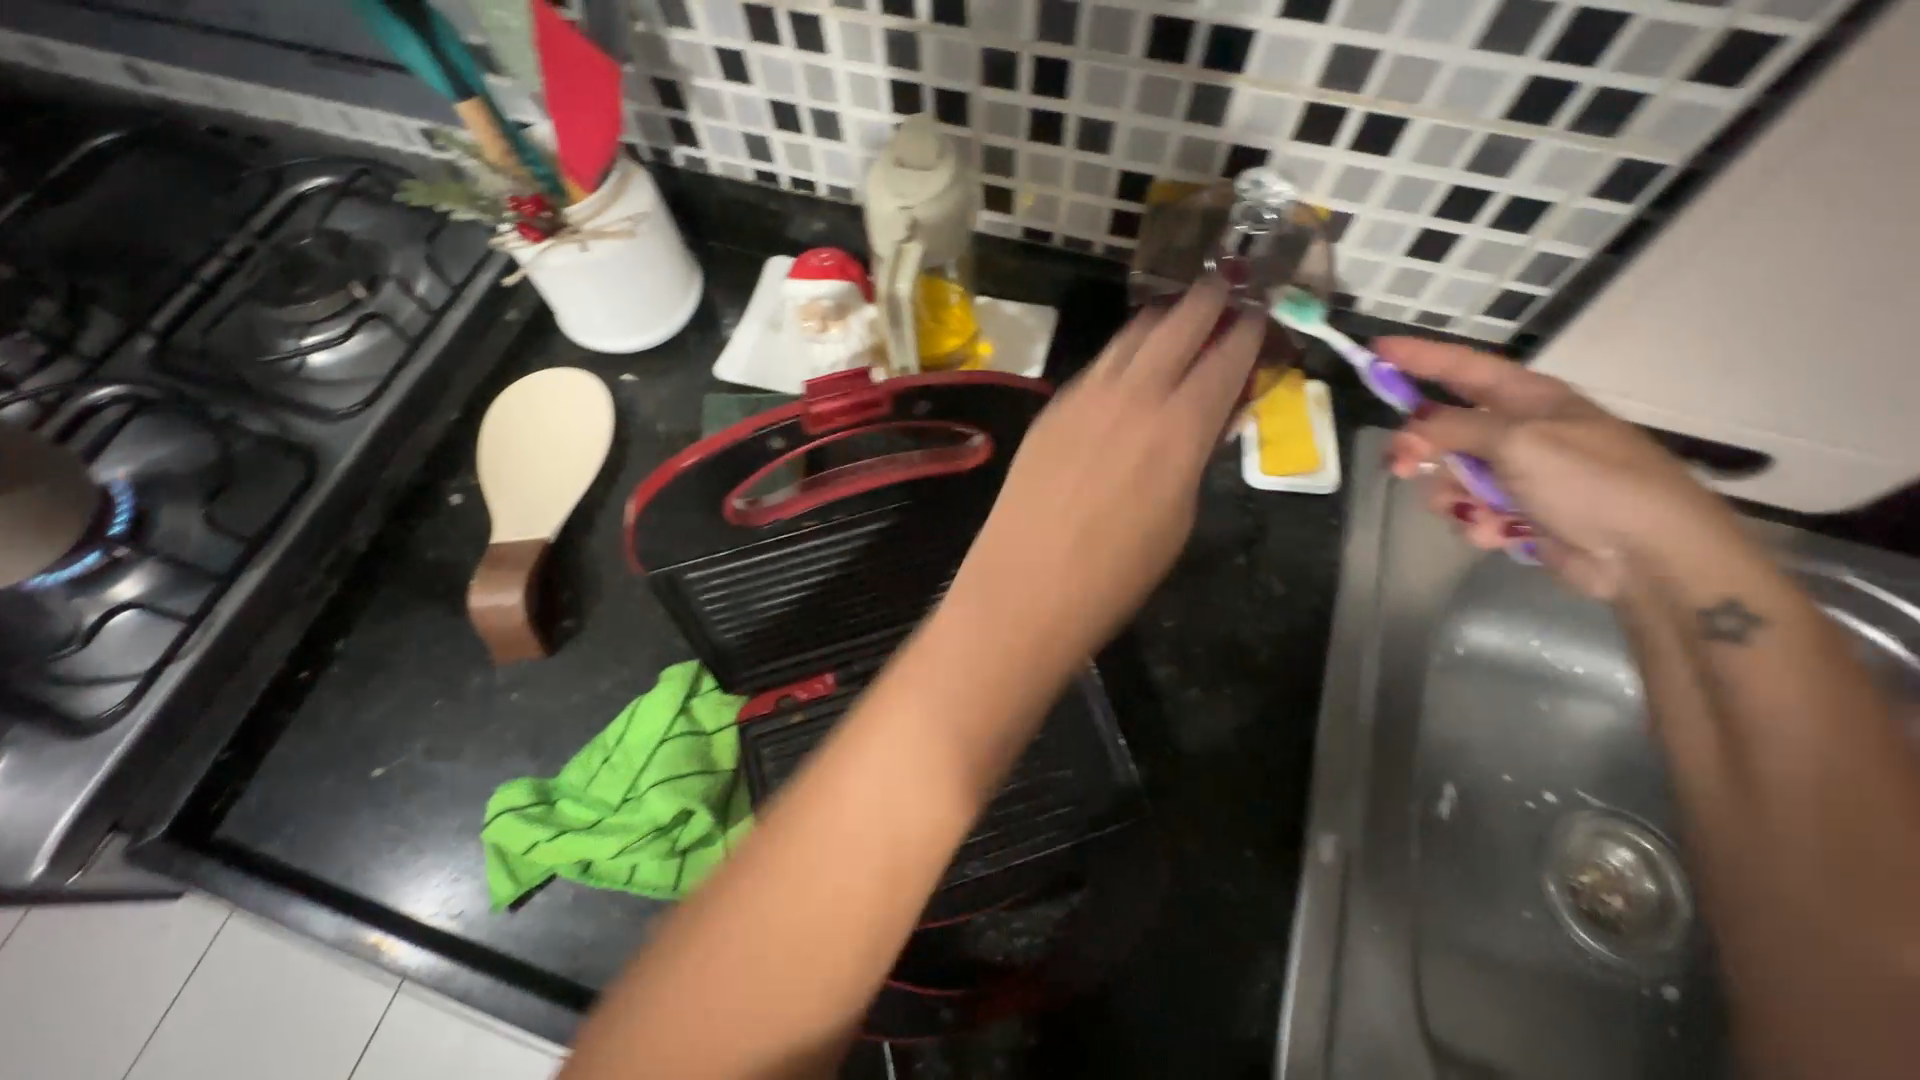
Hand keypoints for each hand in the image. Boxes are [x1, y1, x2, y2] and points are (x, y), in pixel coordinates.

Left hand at [943, 277, 1263, 668]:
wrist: (1025, 589)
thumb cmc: (1116, 575)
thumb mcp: (1180, 519)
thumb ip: (1196, 457)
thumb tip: (1208, 420)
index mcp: (1179, 427)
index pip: (1226, 357)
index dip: (1249, 330)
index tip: (1261, 311)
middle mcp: (1134, 395)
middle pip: (1178, 324)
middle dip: (1209, 299)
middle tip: (1227, 282)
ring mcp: (1085, 396)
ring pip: (1131, 335)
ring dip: (1163, 317)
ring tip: (1182, 309)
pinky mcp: (1052, 409)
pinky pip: (1099, 364)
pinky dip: (1125, 351)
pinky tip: (1131, 360)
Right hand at [1379, 338, 1734, 599]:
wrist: (1648, 552)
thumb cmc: (1590, 481)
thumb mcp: (1518, 442)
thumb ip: (1455, 429)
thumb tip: (1412, 424)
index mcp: (1529, 399)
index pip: (1463, 368)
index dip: (1419, 357)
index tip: (1375, 350)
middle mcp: (1521, 432)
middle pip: (1446, 430)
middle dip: (1422, 449)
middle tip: (1399, 466)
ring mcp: (1521, 475)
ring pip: (1453, 477)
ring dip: (1455, 497)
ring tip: (1476, 513)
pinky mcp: (1521, 515)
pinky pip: (1474, 513)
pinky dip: (1481, 525)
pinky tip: (1502, 535)